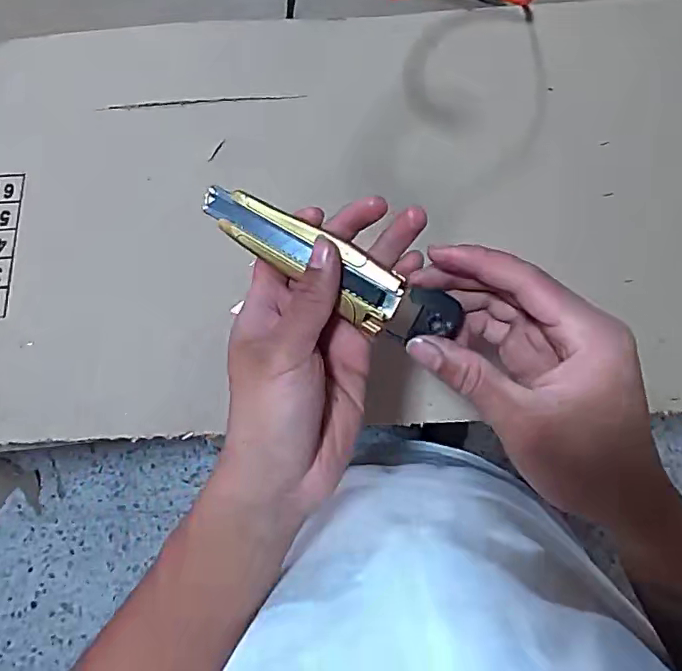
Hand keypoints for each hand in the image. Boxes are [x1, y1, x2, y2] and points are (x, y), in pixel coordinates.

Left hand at [211, 197, 426, 528]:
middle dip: (354, 231)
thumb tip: (325, 247)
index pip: (283, 254)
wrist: (288, 476)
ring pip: (358, 282)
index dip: (302, 230)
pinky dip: (395, 290)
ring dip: (383, 254)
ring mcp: (331, 330)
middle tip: (383, 206)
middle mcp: (300, 310)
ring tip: (413, 223)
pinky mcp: (357, 352)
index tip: (324, 210)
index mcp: (267, 304)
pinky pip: (376, 313)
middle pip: (329, 261)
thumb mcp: (282, 350)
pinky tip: (415, 267)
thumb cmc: (268, 409)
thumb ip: (309, 301)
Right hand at [403, 245, 681, 537]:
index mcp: (587, 332)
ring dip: (466, 303)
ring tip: (424, 301)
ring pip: (506, 307)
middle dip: (465, 281)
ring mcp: (561, 343)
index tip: (435, 254)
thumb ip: (468, 375)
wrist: (626, 511)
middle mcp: (576, 328)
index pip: (525, 281)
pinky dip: (474, 328)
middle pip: (513, 289)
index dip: (477, 263)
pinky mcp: (546, 360)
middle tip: (419, 279)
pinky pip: (505, 331)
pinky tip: (444, 329)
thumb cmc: (588, 466)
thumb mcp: (522, 420)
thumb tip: (419, 343)